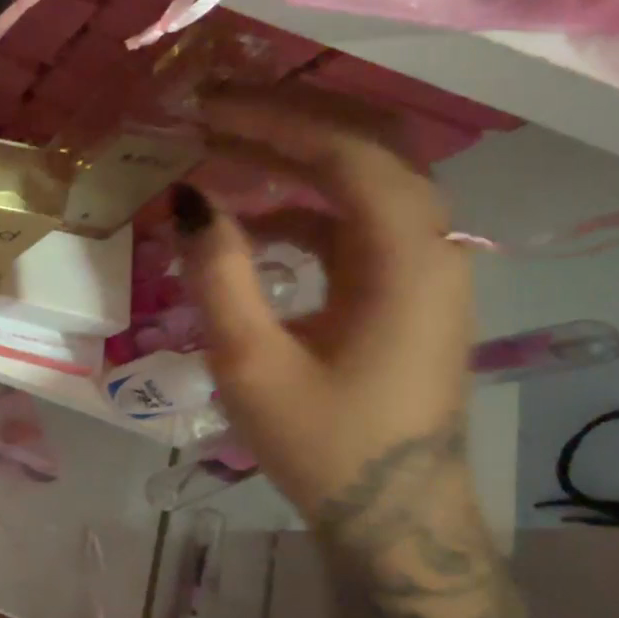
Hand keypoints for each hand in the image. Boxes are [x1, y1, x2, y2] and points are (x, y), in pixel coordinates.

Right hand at [176, 87, 475, 521]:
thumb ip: (217, 273)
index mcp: (407, 258)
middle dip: (288, 116)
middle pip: (371, 146)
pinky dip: (299, 200)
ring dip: (293, 153)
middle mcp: (432, 244)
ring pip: (365, 177)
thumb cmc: (321, 440)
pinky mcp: (403, 284)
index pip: (348, 153)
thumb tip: (186, 198)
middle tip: (210, 106)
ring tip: (217, 145)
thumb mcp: (251, 360)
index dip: (274, 118)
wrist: (391, 511)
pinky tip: (245, 214)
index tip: (202, 106)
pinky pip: (354, 218)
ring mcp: (423, 263)